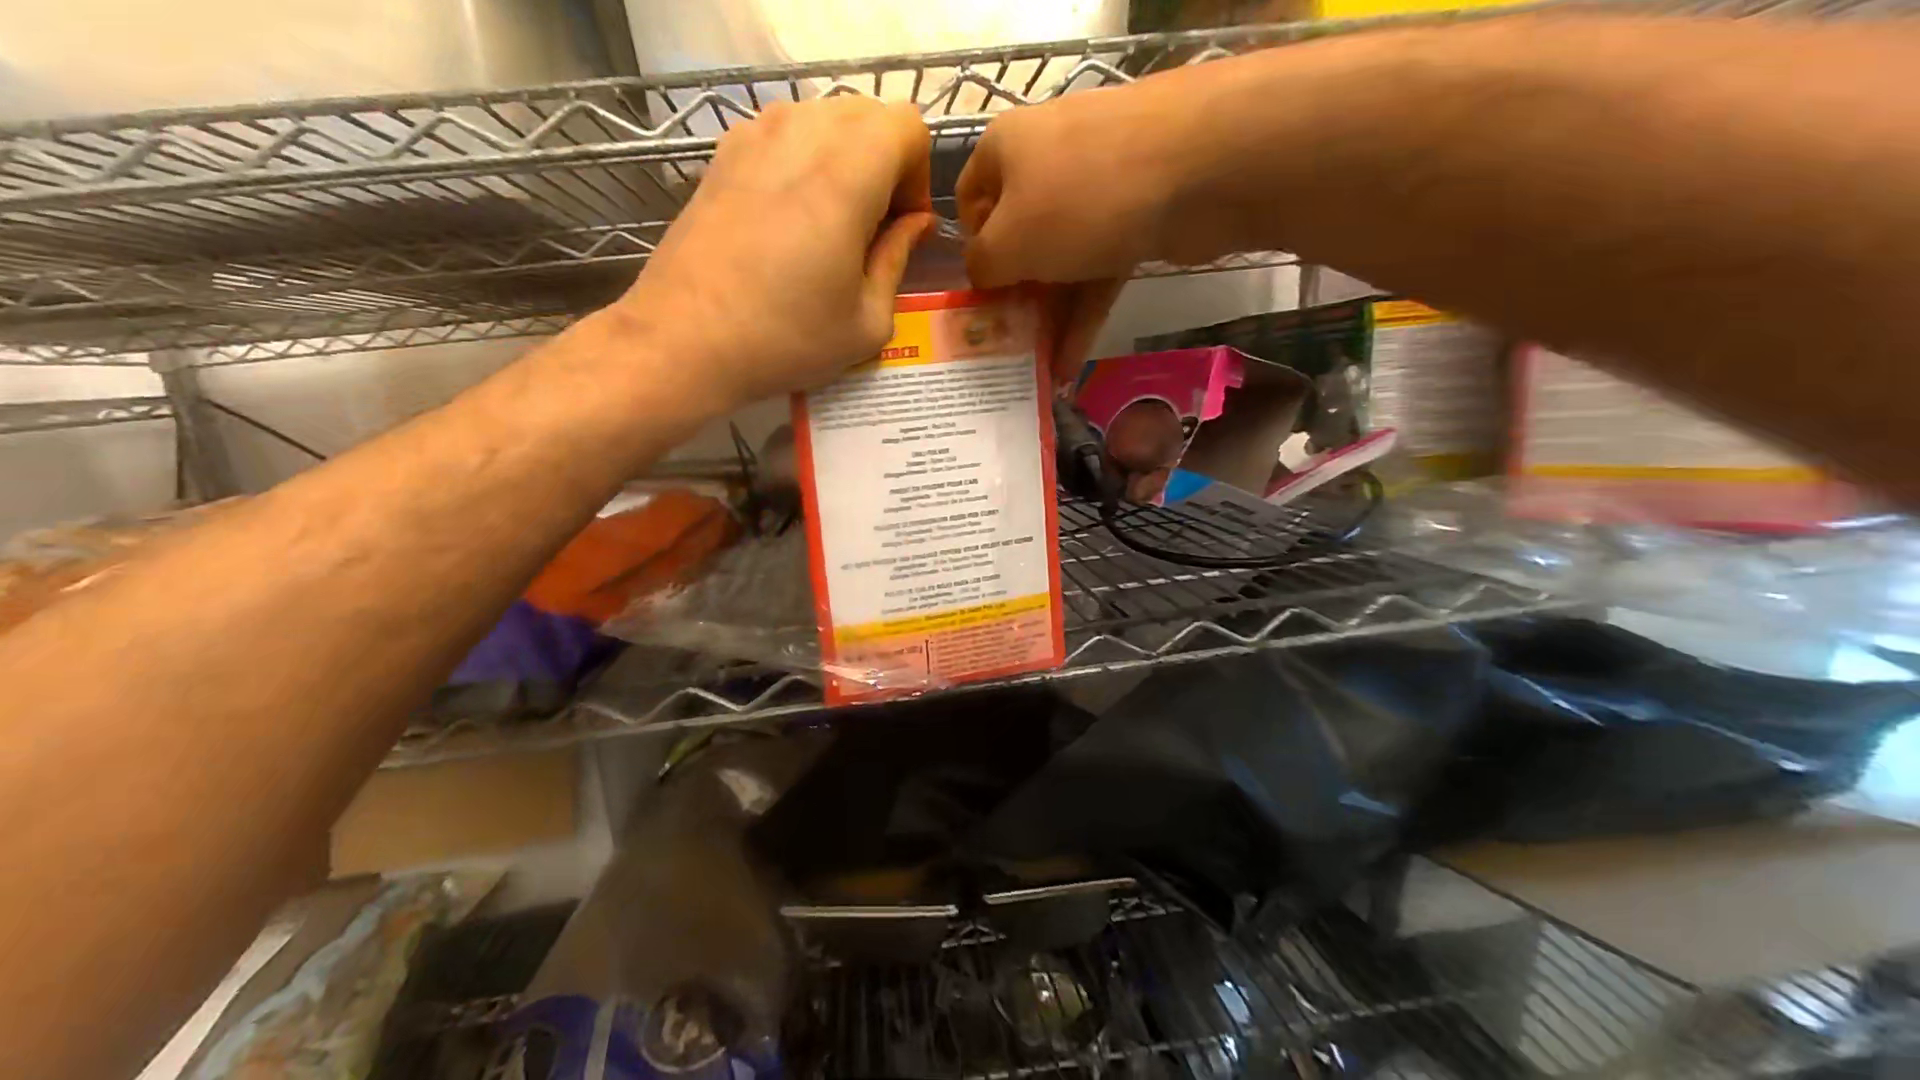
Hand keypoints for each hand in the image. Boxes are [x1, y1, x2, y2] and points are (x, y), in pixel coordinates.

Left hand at [614, 97, 934, 411]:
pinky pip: (783, 132)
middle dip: (885, 161)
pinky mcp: (723, 152)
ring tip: (829, 222)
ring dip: (843, 158)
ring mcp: (754, 136)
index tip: (901, 225)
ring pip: (823, 118)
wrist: (684, 340)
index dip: (918, 173)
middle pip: (867, 113)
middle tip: (872, 226)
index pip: (907, 124)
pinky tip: (788, 218)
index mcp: (846, 174)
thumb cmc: (785, 339)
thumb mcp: (867, 321)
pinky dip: (802, 160)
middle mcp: (800, 135)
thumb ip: (899, 258)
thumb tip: (914, 222)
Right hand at [956, 78, 1207, 384]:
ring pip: (1060, 260)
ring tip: (1039, 369)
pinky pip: (1097, 269)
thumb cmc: (1079, 200)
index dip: (970, 250)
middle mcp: (1046, 161)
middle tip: (1008, 345)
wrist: (1199, 167)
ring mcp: (1096, 188)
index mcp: (1005, 149)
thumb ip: (981, 266)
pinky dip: (1083, 313)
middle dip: (1014, 295)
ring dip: (1049, 316)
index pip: (970, 200)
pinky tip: (1071, 361)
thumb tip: (982, 275)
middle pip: (1019, 237)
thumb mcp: (1008, 241)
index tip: (977, 294)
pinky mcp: (1135, 216)